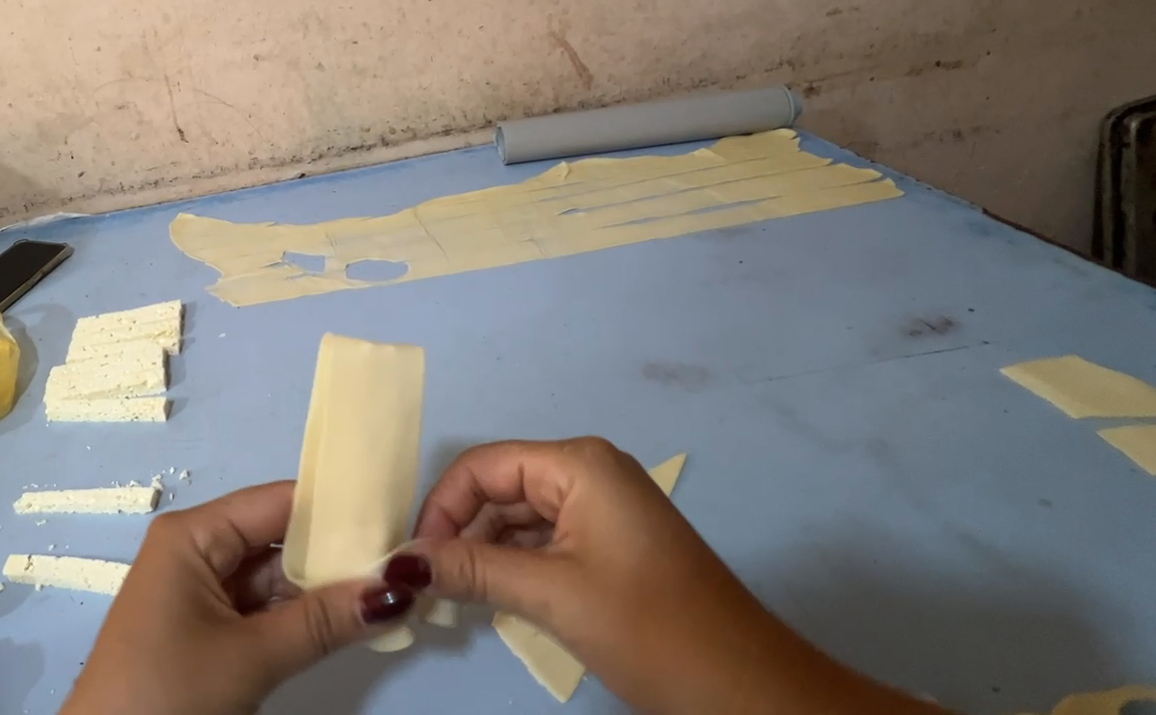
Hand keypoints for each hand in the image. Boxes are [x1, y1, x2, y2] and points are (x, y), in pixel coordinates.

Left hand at [62, 481, 417, 714]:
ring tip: (388, 586)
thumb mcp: (250, 658)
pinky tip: (346, 618)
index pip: (275, 502)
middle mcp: (195, 549)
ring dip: (321, 588)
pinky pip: (259, 607)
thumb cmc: (166, 694)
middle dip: (333, 552)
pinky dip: (298, 615)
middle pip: (276, 537)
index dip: (332, 507)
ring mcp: (198, 589)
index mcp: (192, 534)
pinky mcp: (203, 626)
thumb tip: (398, 586)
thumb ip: (323, 621)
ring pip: (272, 576)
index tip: (391, 513)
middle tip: (401, 557)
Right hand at [391, 438, 944, 714]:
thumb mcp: (551, 594)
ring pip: (519, 513)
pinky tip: (494, 592)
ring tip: (454, 592)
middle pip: (499, 486)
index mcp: (577, 463)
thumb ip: (472, 569)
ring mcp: (602, 504)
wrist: (755, 694)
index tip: (416, 559)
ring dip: (485, 547)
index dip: (441, 507)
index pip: (482, 466)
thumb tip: (400, 563)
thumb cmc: (650, 629)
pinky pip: (544, 535)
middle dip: (461, 529)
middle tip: (428, 582)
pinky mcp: (610, 539)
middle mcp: (587, 470)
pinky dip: (514, 560)